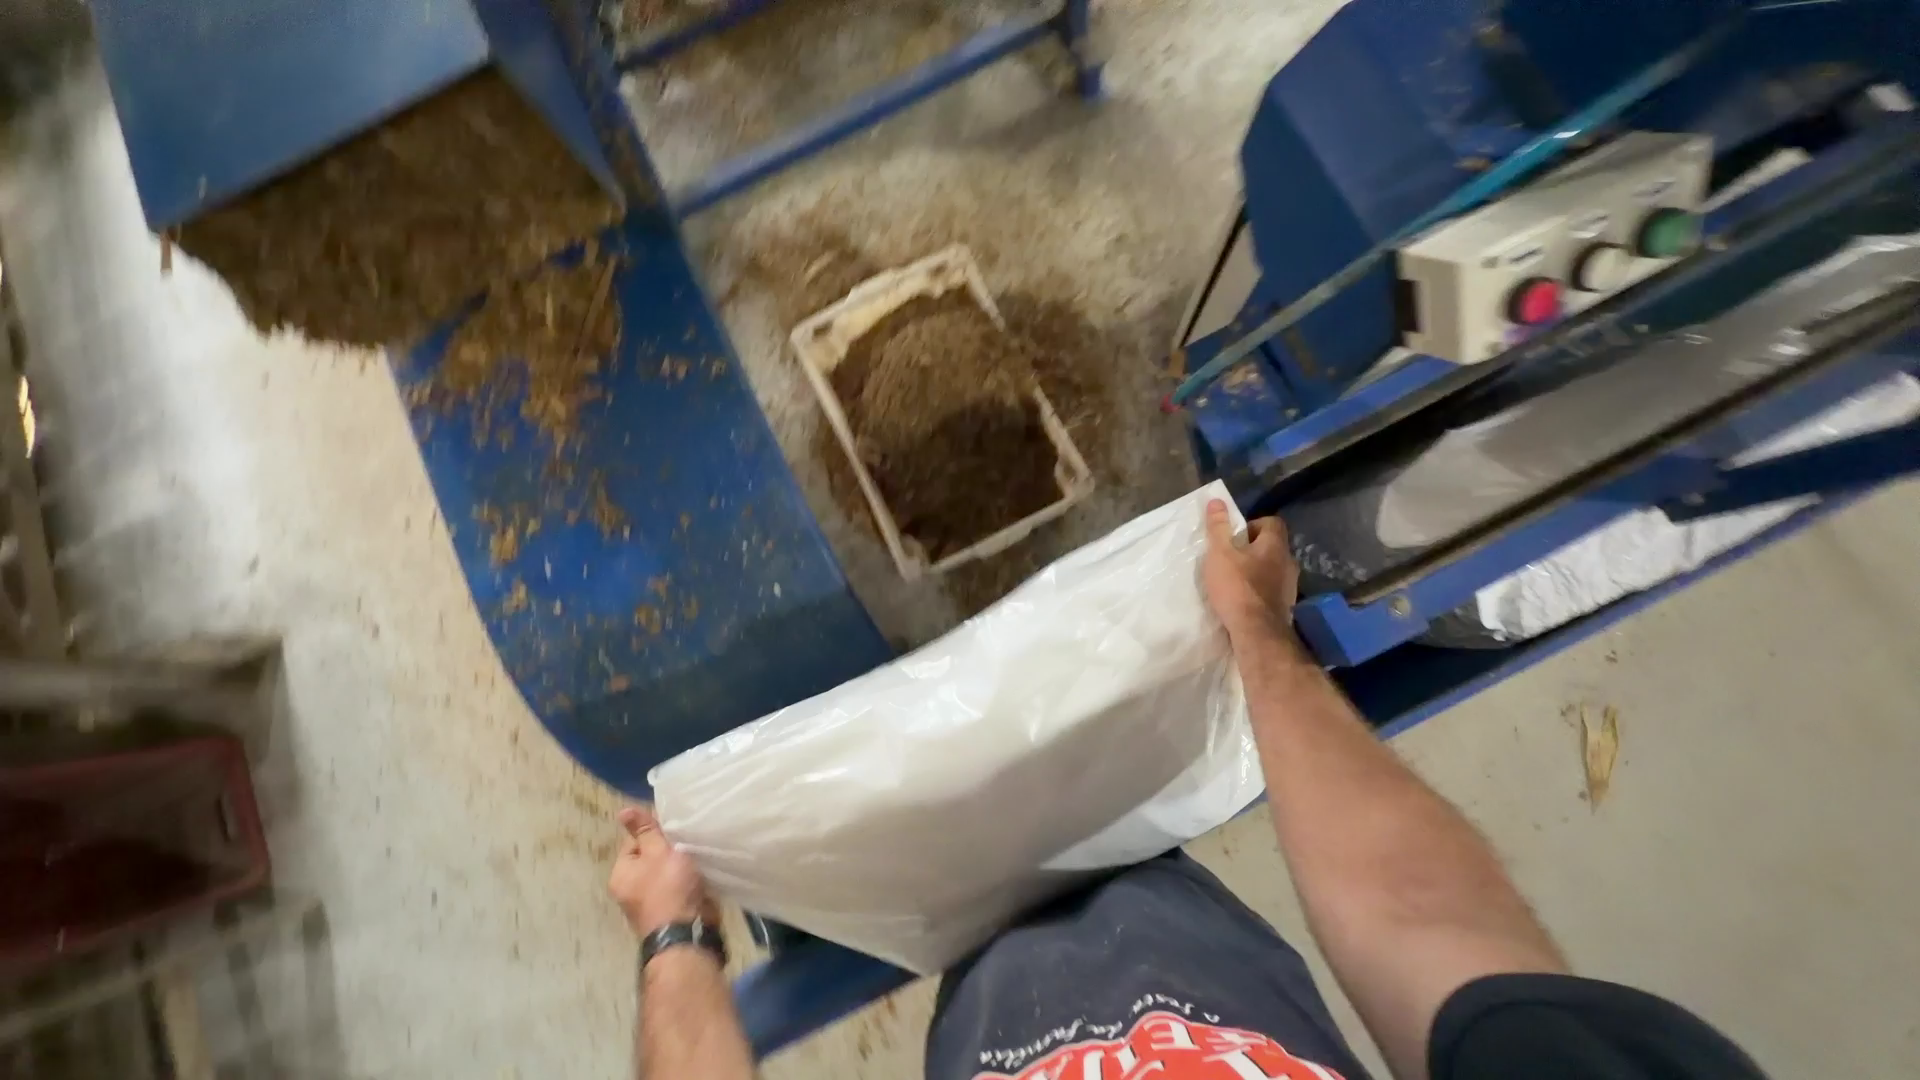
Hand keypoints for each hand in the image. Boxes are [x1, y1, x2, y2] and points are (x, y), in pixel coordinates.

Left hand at [608, 805, 715, 937]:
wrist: (686, 931)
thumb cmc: (668, 887)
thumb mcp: (658, 852)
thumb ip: (645, 830)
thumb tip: (622, 810)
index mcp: (622, 873)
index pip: (634, 840)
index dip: (654, 829)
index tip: (674, 824)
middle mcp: (632, 887)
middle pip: (652, 855)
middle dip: (670, 845)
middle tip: (688, 835)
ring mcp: (651, 899)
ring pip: (667, 869)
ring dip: (681, 860)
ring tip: (697, 848)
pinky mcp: (671, 906)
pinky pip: (678, 882)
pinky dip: (689, 875)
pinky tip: (701, 866)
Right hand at [1202, 498, 1299, 643]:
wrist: (1257, 632)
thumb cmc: (1237, 587)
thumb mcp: (1220, 553)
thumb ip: (1218, 527)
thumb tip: (1217, 500)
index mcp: (1276, 545)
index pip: (1272, 522)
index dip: (1253, 524)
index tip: (1234, 536)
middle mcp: (1289, 562)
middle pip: (1272, 546)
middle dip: (1252, 548)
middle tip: (1230, 557)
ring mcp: (1290, 586)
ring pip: (1273, 568)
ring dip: (1256, 570)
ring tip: (1234, 580)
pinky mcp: (1285, 605)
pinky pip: (1272, 589)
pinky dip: (1259, 589)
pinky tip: (1243, 599)